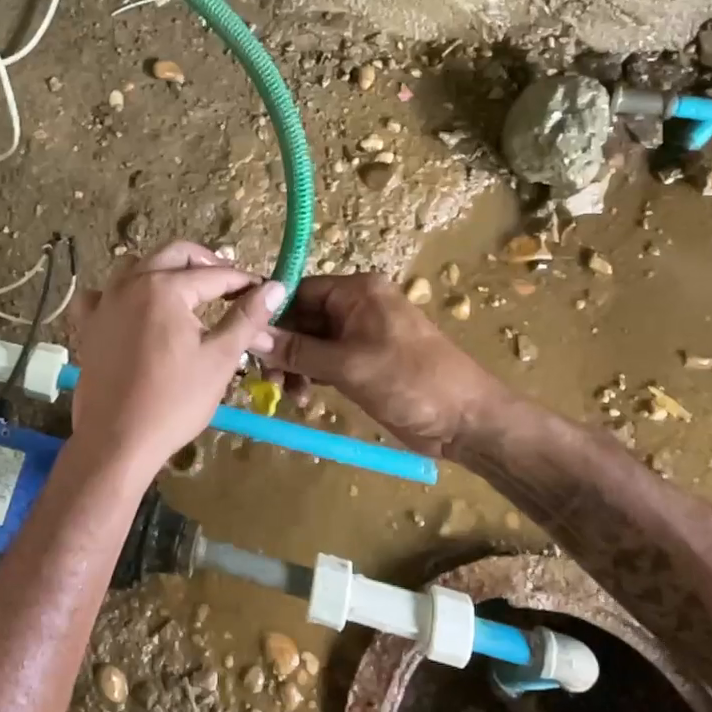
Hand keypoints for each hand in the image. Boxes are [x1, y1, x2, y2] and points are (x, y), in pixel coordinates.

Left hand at [67, 242, 285, 469]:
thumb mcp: (219, 359)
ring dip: (164, 270)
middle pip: (174, 254)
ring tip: (188, 291)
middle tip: (230, 284)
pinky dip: (120, 292)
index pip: (215, 274)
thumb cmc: (174, 401)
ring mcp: (105, 302)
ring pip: (137, 266)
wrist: (117, 440)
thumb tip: (276, 287)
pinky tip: (133, 308)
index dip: (244, 281)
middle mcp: (131, 283)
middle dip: (206, 263)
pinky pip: (102, 293)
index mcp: (165, 287)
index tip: (265, 290)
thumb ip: (246, 318)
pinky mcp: (88, 324)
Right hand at [263, 274, 509, 452]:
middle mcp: (356, 306)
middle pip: (302, 317)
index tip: (244, 337)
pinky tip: (304, 397)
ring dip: (294, 365)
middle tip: (265, 377)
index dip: (270, 313)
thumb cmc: (410, 381)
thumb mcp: (348, 366)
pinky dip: (311, 375)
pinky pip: (325, 360)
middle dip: (281, 346)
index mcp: (357, 291)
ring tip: (289, 394)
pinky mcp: (363, 361)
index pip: (298, 290)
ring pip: (310, 342)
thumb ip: (297, 351)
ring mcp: (360, 335)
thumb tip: (250, 336)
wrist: (467, 421)